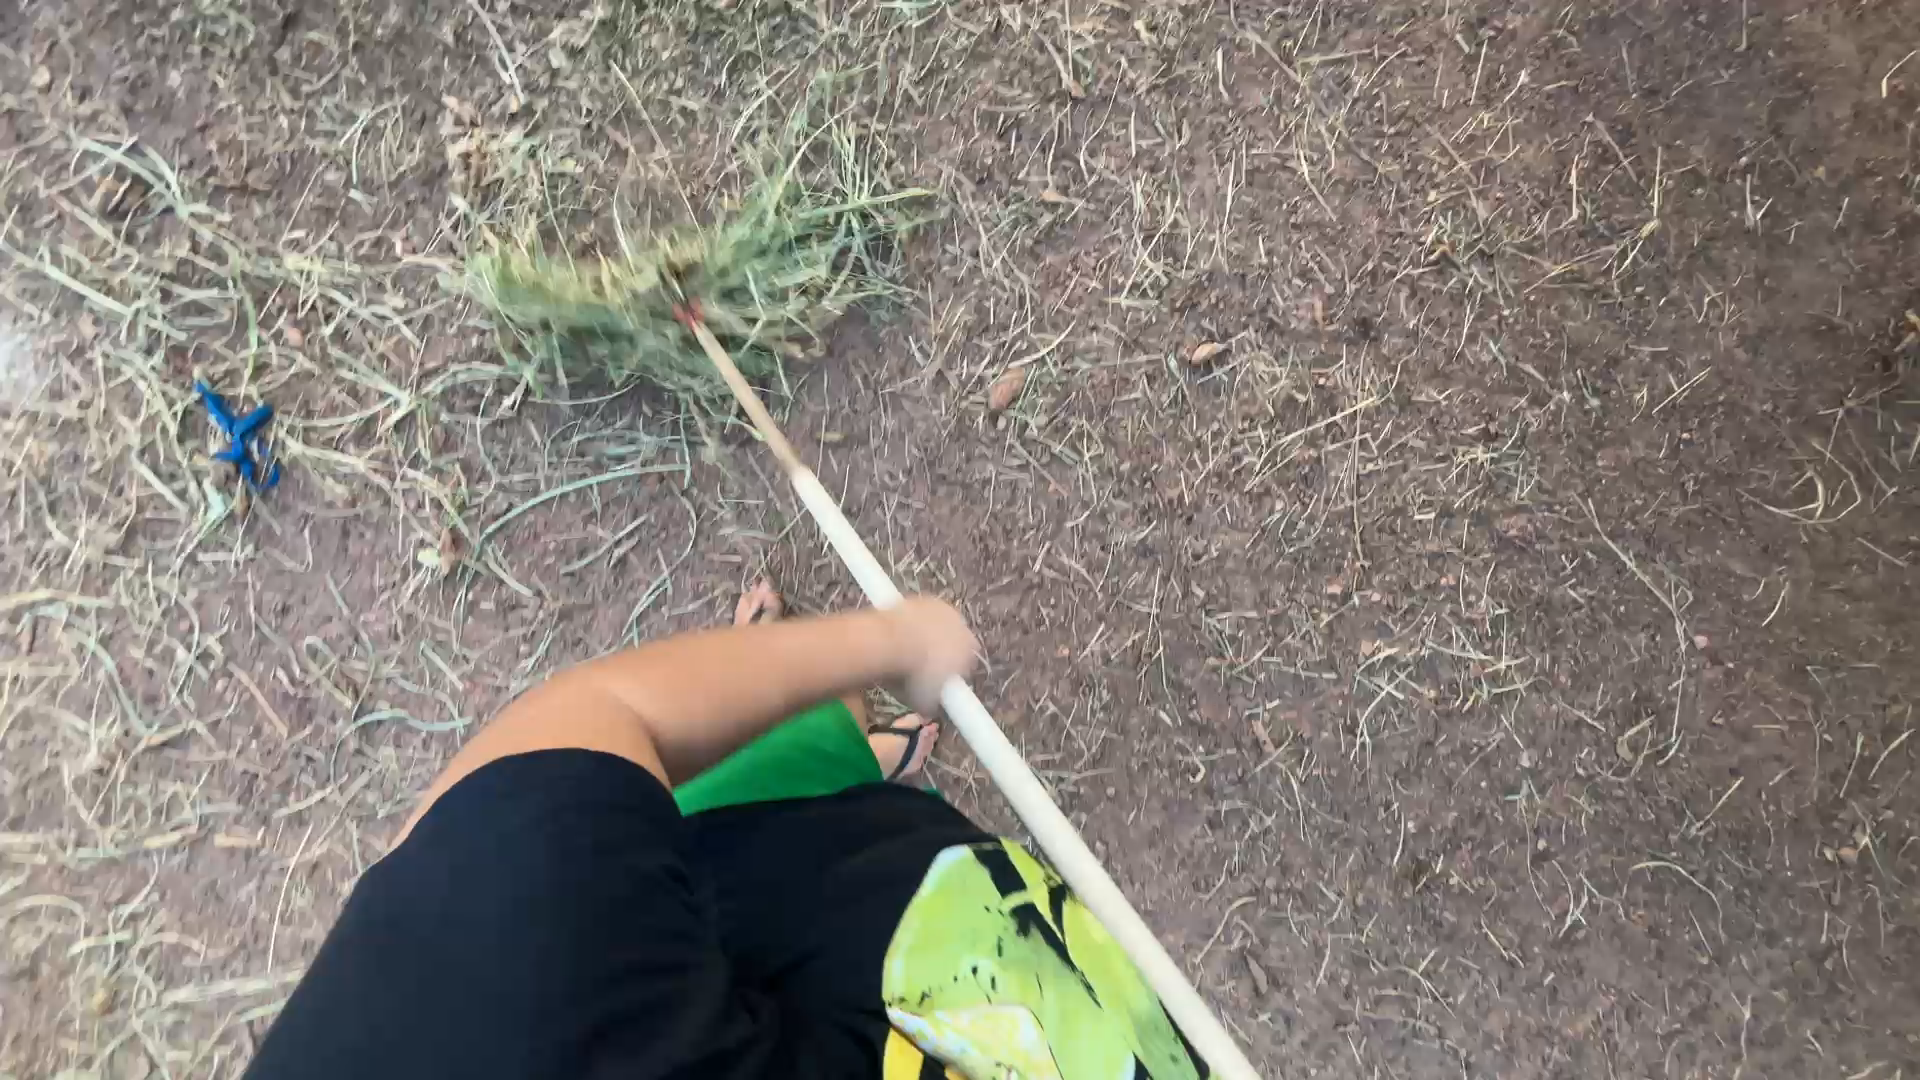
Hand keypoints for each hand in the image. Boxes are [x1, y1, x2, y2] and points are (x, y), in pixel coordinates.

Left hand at [884, 596, 979, 714]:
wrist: (894, 642)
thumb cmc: (915, 674)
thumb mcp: (926, 699)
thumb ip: (935, 700)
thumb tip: (929, 705)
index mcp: (969, 649)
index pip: (966, 663)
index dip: (952, 673)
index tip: (937, 682)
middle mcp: (961, 625)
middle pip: (954, 640)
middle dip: (941, 651)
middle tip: (922, 667)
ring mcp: (941, 608)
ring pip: (937, 625)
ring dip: (927, 635)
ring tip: (908, 651)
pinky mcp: (922, 598)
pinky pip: (920, 615)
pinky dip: (913, 623)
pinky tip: (899, 636)